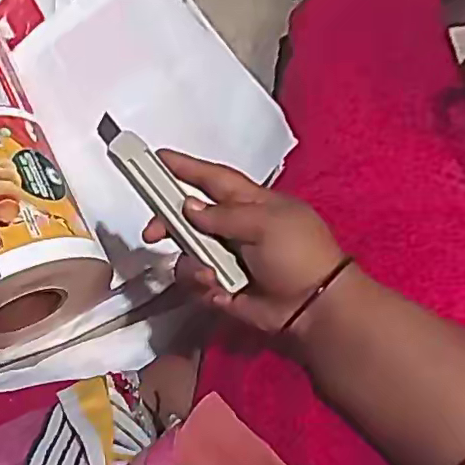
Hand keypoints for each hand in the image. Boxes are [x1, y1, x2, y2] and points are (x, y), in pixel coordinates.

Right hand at [142, 151, 346, 333]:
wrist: (313, 306)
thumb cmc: (298, 254)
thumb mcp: (267, 224)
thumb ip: (224, 215)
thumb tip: (188, 207)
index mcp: (248, 203)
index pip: (211, 180)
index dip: (184, 168)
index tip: (156, 158)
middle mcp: (231, 228)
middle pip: (186, 218)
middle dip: (166, 225)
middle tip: (151, 235)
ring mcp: (224, 258)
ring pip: (186, 255)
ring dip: (194, 266)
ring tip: (213, 277)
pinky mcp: (220, 286)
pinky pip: (195, 283)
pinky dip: (205, 288)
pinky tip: (223, 292)